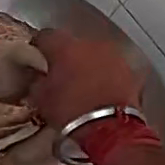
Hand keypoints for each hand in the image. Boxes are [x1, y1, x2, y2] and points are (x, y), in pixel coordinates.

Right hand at [28, 28, 145, 129]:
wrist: (110, 129)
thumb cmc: (69, 110)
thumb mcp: (41, 98)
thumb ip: (36, 80)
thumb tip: (37, 74)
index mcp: (64, 47)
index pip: (45, 36)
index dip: (38, 47)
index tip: (35, 59)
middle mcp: (90, 43)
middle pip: (72, 44)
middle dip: (65, 56)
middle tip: (58, 74)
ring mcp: (113, 55)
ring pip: (93, 54)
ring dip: (86, 64)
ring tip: (80, 83)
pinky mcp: (129, 70)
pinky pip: (109, 67)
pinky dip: (103, 75)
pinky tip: (98, 90)